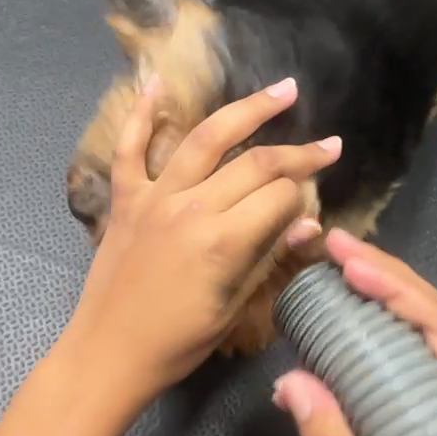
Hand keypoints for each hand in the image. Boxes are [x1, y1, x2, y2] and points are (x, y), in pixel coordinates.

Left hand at [58, 76, 338, 404]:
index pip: (280, 197)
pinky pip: (130, 149)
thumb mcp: (234, 307)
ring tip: (283, 91)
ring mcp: (155, 198)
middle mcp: (191, 207)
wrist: (108, 353)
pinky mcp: (125, 199)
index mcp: (223, 241)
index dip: (304, 195)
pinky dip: (141, 114)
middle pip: (254, 164)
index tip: (317, 196)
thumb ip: (270, 257)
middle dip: (298, 153)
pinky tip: (155, 82)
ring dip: (247, 110)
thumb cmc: (178, 343)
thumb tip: (310, 224)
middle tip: (328, 143)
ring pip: (206, 138)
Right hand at [271, 230, 436, 435]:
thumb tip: (288, 384)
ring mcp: (426, 382)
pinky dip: (365, 311)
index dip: (394, 288)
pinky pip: (389, 338)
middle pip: (424, 307)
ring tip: (335, 258)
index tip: (351, 265)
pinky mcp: (403, 389)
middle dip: (382, 270)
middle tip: (335, 244)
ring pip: (408, 318)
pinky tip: (339, 299)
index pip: (432, 324)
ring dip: (375, 283)